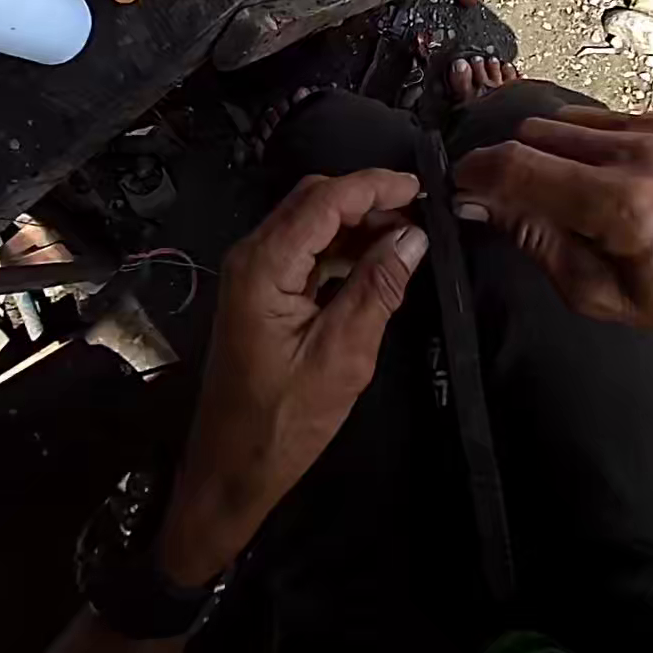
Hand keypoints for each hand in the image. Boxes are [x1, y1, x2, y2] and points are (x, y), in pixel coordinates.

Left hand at [159, 169, 429, 584]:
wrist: (232, 466)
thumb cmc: (283, 421)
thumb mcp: (342, 355)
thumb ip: (377, 288)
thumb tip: (413, 237)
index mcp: (263, 265)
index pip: (323, 200)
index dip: (373, 186)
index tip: (420, 188)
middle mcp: (252, 255)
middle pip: (312, 202)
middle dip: (366, 201)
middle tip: (418, 217)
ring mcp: (253, 271)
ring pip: (310, 223)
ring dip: (357, 224)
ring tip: (405, 239)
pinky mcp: (262, 289)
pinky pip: (306, 252)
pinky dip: (342, 249)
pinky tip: (375, 262)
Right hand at [453, 107, 652, 409]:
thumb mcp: (596, 294)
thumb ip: (532, 239)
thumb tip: (478, 203)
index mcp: (622, 205)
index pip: (515, 166)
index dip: (475, 173)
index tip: (460, 185)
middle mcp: (647, 152)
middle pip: (536, 132)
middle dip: (514, 165)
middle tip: (518, 200)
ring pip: (570, 120)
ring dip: (555, 153)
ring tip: (576, 193)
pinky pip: (614, 119)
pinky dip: (598, 145)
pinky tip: (620, 179)